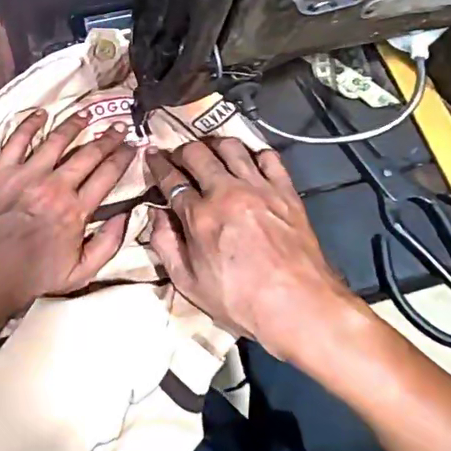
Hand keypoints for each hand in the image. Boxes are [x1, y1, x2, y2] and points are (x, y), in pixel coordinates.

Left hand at [0, 108, 137, 333]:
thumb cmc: (31, 278)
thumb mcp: (80, 273)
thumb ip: (108, 245)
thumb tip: (126, 216)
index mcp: (76, 211)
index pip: (108, 174)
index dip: (123, 157)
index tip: (133, 145)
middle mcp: (55, 187)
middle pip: (89, 153)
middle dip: (108, 137)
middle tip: (120, 126)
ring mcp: (26, 176)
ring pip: (57, 140)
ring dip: (76, 123)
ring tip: (89, 113)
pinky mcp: (0, 172)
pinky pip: (17, 140)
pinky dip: (30, 123)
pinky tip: (41, 113)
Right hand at [145, 139, 361, 359]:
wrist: (299, 305)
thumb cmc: (240, 301)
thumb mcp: (188, 284)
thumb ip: (166, 246)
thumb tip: (155, 216)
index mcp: (200, 216)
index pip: (171, 179)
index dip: (157, 165)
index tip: (151, 156)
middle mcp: (227, 192)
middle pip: (197, 153)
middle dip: (181, 150)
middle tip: (178, 157)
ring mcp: (260, 188)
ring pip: (231, 147)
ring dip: (214, 145)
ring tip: (211, 152)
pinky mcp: (286, 191)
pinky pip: (269, 157)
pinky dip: (254, 153)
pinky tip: (249, 162)